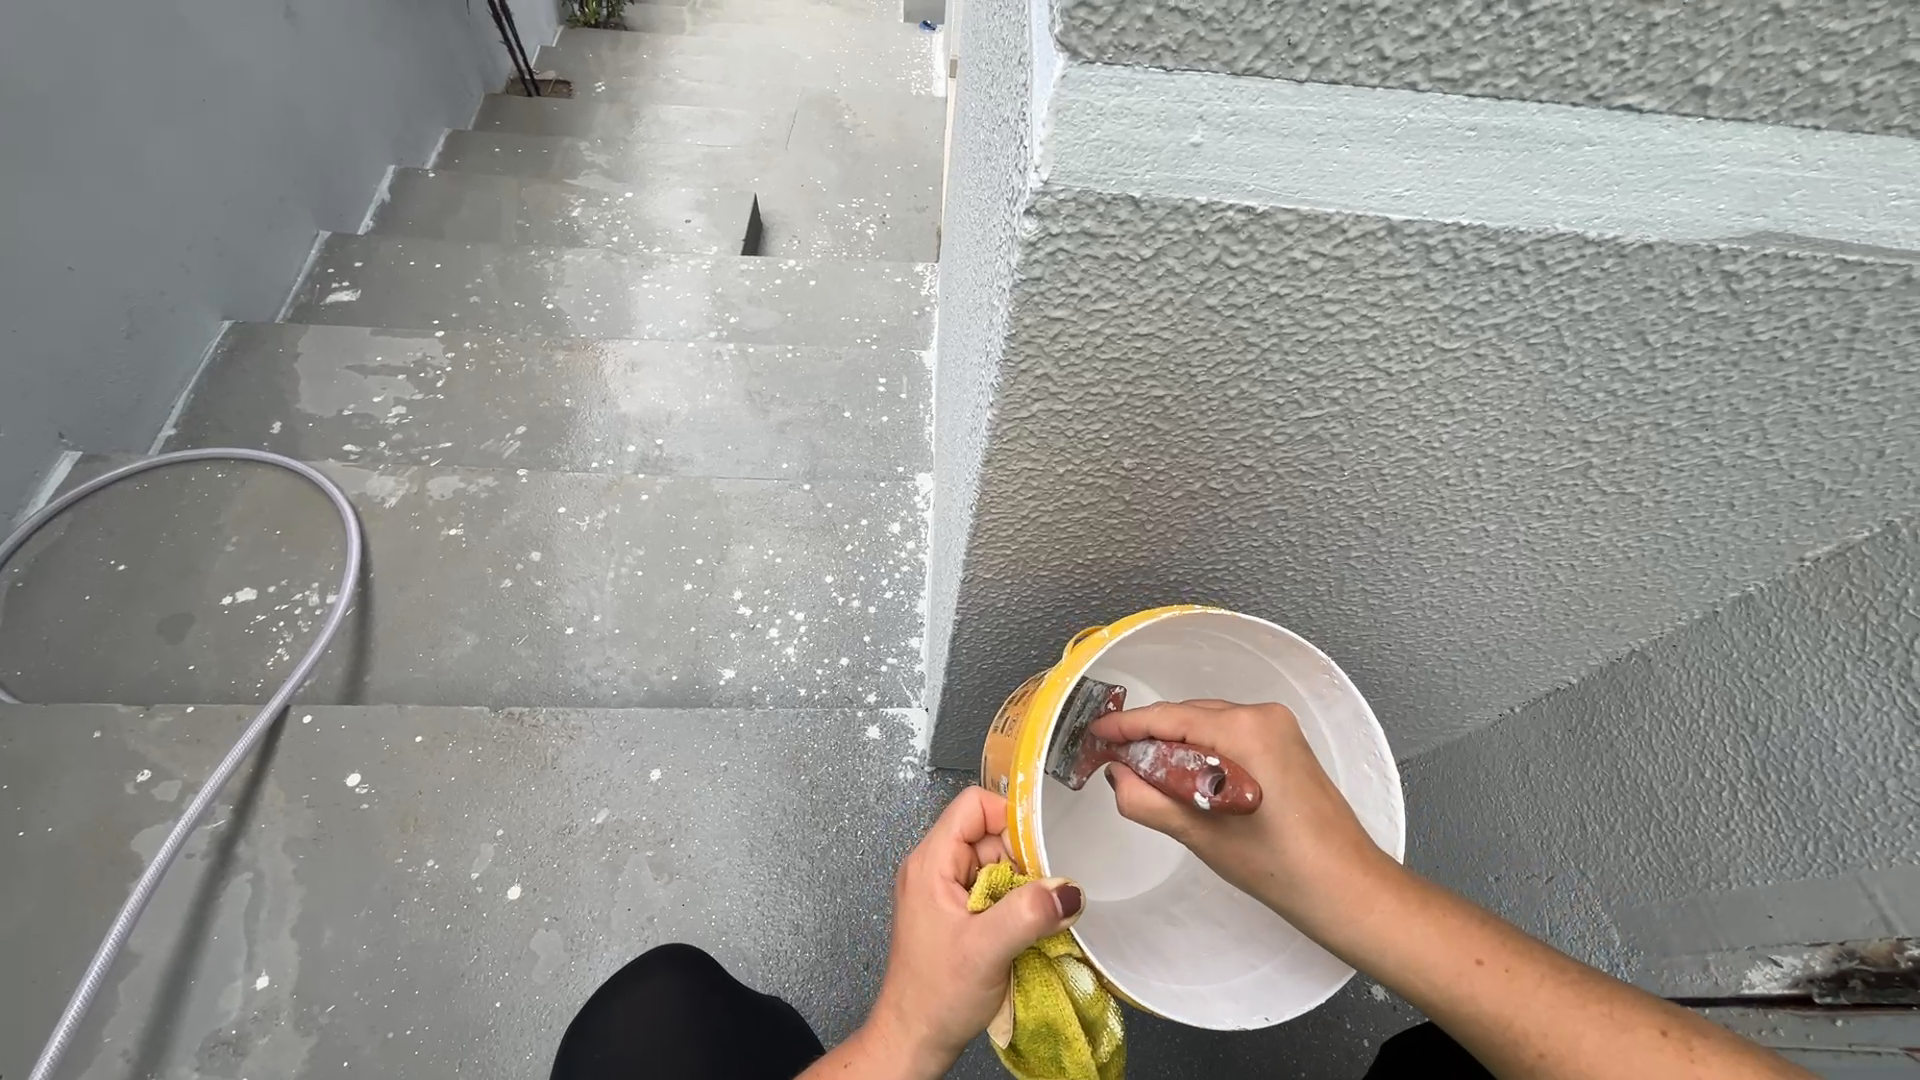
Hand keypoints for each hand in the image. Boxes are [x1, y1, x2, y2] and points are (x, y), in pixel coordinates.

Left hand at [865, 788, 1083, 1070]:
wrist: (913, 1041)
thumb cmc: (934, 996)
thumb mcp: (986, 950)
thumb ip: (1028, 914)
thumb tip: (1068, 890)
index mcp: (930, 861)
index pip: (973, 805)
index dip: (1009, 817)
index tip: (1038, 847)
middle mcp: (933, 867)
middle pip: (988, 833)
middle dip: (1019, 859)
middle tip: (1037, 894)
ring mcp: (942, 890)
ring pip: (993, 861)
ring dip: (1018, 885)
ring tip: (1026, 917)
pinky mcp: (953, 911)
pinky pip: (990, 887)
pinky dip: (1011, 902)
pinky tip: (1019, 929)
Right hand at [1090, 700, 1394, 935]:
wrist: (1349, 889)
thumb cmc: (1286, 868)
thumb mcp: (1202, 835)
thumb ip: (1149, 800)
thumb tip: (1117, 776)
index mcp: (1245, 731)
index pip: (1167, 718)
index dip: (1125, 726)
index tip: (1096, 735)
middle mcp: (1262, 716)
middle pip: (1185, 716)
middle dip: (1147, 737)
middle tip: (1113, 761)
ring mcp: (1276, 726)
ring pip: (1204, 723)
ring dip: (1172, 744)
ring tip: (1143, 772)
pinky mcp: (1283, 740)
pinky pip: (1226, 732)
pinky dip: (1198, 748)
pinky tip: (1181, 774)